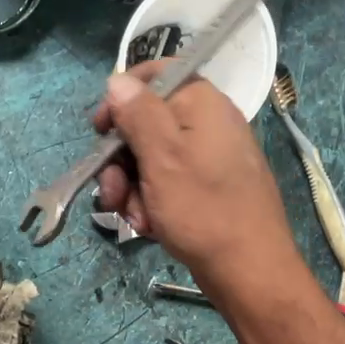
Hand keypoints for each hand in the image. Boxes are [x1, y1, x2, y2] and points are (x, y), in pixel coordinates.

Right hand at [93, 64, 307, 296]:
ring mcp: (207, 158)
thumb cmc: (202, 208)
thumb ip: (138, 115)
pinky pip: (167, 187)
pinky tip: (152, 228)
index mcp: (200, 102)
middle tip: (114, 194)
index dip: (120, 102)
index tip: (99, 133)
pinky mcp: (207, 189)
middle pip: (145, 127)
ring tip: (138, 220)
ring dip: (133, 191)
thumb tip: (118, 81)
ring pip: (151, 163)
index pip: (153, 78)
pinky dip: (153, 205)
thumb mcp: (161, 157)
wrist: (246, 265)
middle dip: (122, 162)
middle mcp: (206, 123)